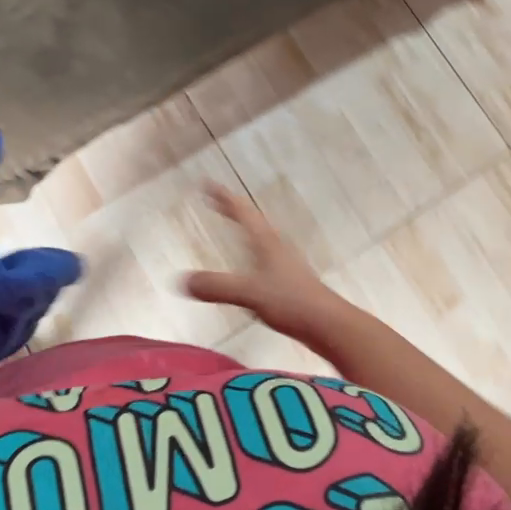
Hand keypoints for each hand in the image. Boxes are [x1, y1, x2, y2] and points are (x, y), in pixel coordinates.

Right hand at [183, 185, 336, 337]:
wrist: (329, 326)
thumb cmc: (291, 302)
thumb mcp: (249, 293)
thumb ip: (217, 287)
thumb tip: (181, 281)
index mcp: (266, 242)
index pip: (242, 212)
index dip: (224, 198)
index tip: (207, 184)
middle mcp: (276, 248)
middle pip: (253, 221)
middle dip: (233, 210)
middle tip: (216, 201)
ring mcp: (285, 265)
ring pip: (261, 239)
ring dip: (245, 230)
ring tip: (232, 228)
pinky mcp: (290, 283)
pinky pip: (264, 260)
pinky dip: (250, 254)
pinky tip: (249, 269)